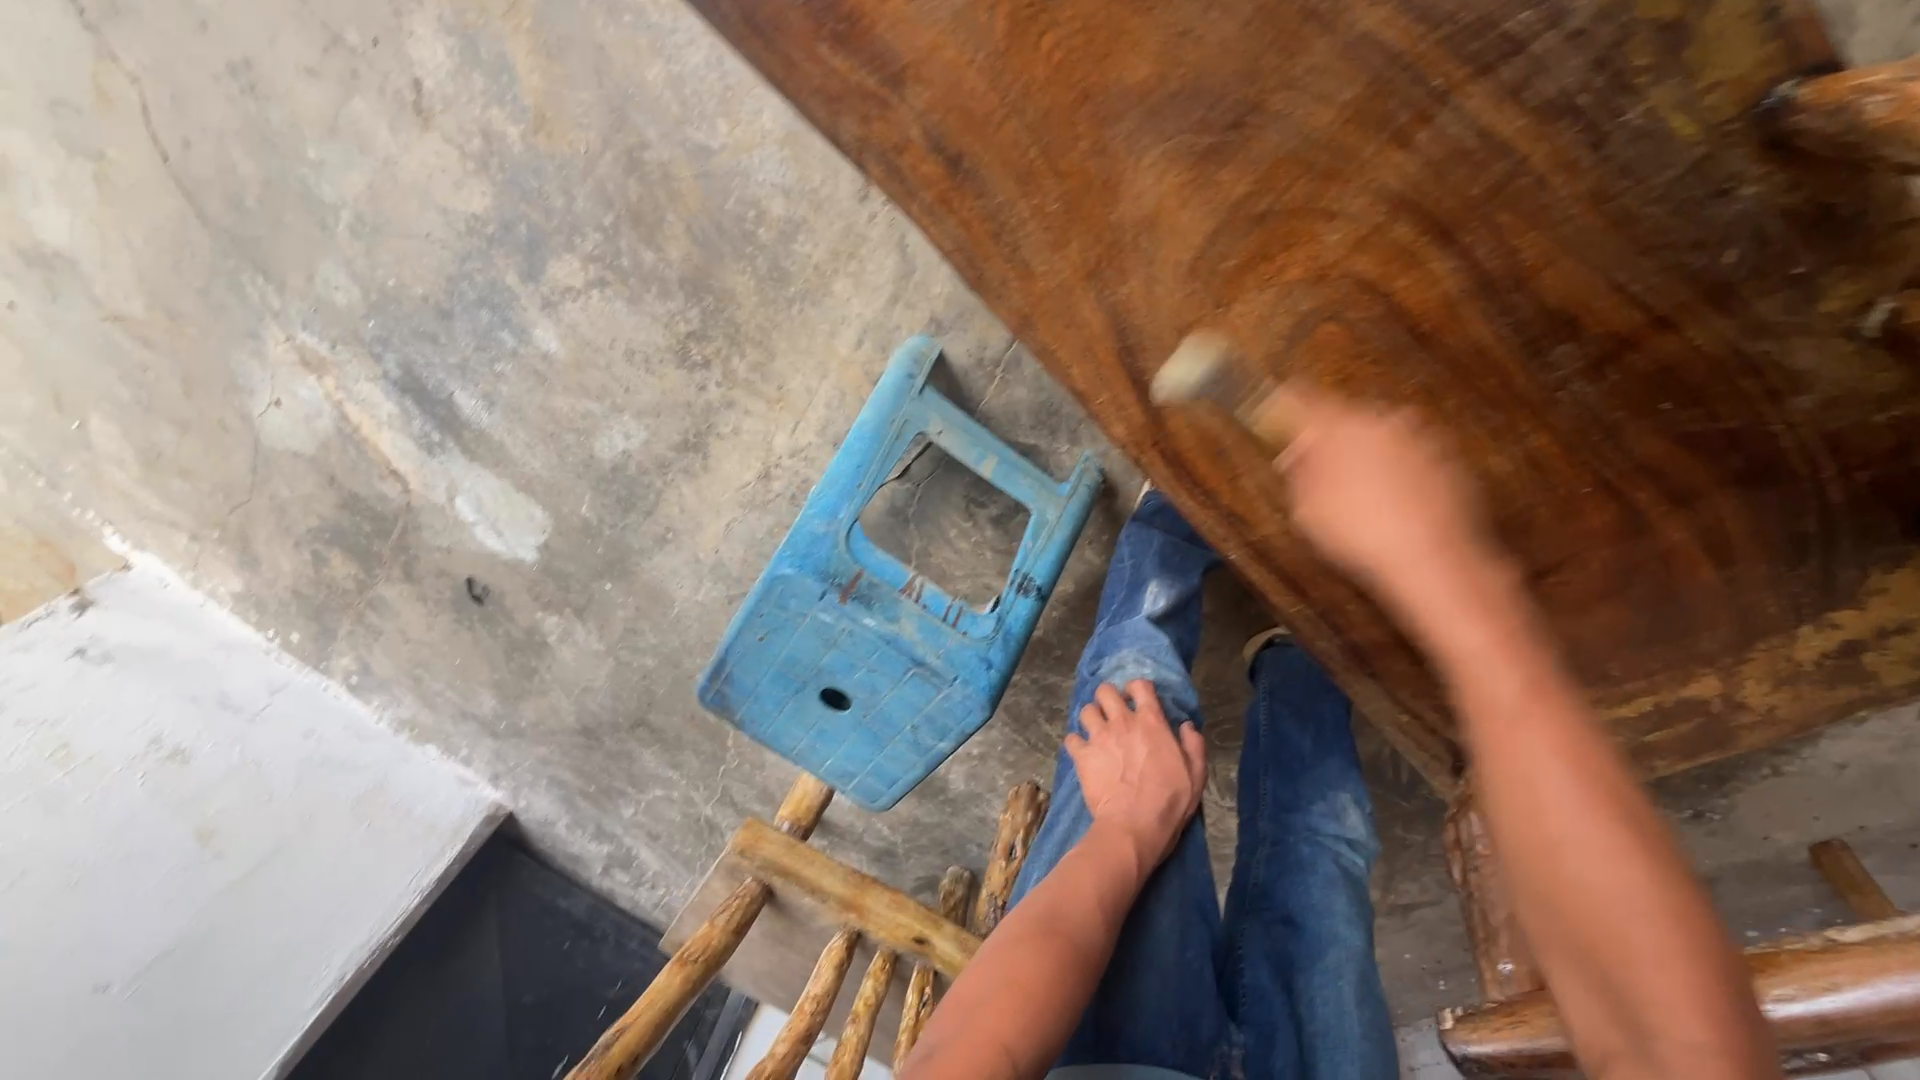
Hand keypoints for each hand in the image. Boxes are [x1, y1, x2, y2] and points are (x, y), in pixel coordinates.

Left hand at [1066, 681, 1206, 873]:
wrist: (1134, 826)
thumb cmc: (1170, 802)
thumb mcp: (1196, 774)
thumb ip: (1193, 745)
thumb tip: (1187, 726)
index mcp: (1151, 722)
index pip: (1139, 686)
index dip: (1137, 688)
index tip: (1137, 698)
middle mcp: (1122, 722)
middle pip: (1105, 691)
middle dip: (1108, 697)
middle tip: (1112, 712)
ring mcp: (1099, 737)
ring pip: (1086, 710)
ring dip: (1091, 718)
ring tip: (1096, 730)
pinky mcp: (1082, 756)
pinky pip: (1071, 738)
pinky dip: (1075, 743)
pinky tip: (1082, 752)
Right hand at [1263, 385, 1500, 603]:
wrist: (1432, 555)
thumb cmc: (1356, 531)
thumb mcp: (1306, 510)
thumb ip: (1298, 473)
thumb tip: (1296, 454)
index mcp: (1341, 425)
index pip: (1304, 398)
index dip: (1288, 403)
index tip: (1278, 410)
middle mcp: (1382, 418)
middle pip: (1348, 417)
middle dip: (1333, 437)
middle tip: (1321, 468)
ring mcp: (1421, 435)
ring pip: (1383, 436)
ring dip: (1369, 454)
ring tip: (1361, 493)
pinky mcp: (1450, 457)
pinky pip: (1413, 456)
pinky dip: (1401, 471)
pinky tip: (1394, 503)